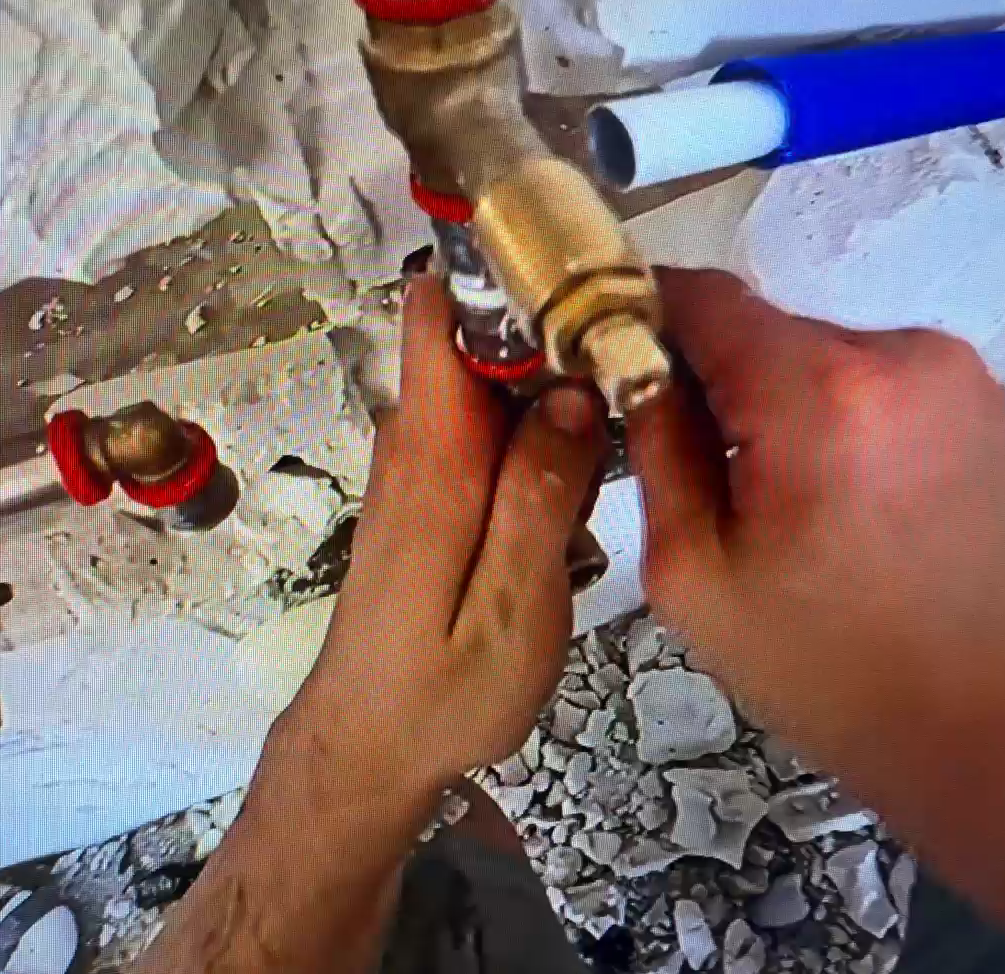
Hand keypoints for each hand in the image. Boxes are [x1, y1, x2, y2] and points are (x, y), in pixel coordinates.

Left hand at [277, 276, 606, 800]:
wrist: (369, 741)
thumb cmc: (442, 690)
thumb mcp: (513, 605)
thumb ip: (539, 495)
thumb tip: (570, 394)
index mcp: (433, 453)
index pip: (435, 315)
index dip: (495, 269)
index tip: (576, 262)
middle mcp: (417, 442)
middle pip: (475, 343)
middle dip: (550, 331)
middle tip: (635, 354)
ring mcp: (420, 468)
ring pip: (488, 389)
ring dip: (550, 385)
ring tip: (623, 405)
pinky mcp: (431, 496)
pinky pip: (485, 434)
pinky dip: (534, 432)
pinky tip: (579, 470)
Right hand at [627, 268, 1004, 788]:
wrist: (996, 735)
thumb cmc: (822, 666)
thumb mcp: (689, 567)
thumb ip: (655, 445)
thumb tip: (638, 369)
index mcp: (819, 394)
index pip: (703, 298)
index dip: (639, 311)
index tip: (600, 351)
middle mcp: (898, 354)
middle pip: (753, 326)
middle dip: (700, 372)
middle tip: (675, 448)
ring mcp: (952, 371)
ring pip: (802, 350)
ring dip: (757, 395)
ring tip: (752, 485)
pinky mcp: (976, 397)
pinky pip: (855, 374)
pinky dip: (813, 407)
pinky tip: (815, 487)